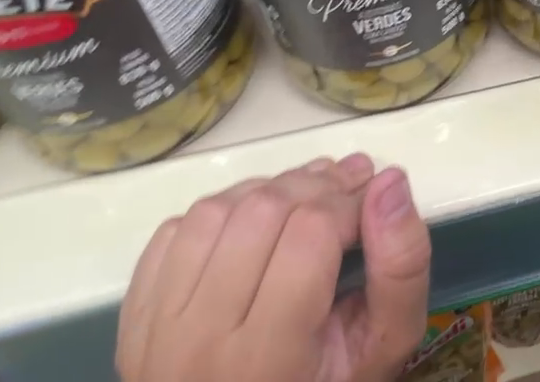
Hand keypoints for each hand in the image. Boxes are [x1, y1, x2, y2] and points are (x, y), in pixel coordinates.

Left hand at [116, 154, 430, 381]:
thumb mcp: (384, 347)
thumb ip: (402, 267)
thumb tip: (389, 181)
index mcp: (266, 358)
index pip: (310, 233)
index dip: (352, 201)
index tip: (374, 201)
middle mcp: (198, 340)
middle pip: (262, 212)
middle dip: (318, 184)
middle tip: (352, 184)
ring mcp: (157, 326)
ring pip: (215, 210)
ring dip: (271, 188)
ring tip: (308, 197)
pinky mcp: (137, 314)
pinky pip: (175, 231)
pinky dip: (221, 211)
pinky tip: (254, 225)